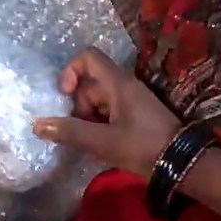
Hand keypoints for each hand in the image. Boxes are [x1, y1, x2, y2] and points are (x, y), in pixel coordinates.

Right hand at [32, 49, 180, 177]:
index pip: (88, 57)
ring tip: (87, 141)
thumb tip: (38, 124)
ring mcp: (132, 101)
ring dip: (87, 117)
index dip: (71, 71)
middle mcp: (125, 86)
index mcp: (118, 84)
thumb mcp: (103, 141)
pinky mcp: (136, 116)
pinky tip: (98, 144)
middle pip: (90, 83)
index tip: (66, 96)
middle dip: (77, 104)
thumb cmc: (142, 147)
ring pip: (99, 100)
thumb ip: (71, 132)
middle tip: (77, 129)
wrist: (182, 163)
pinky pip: (110, 111)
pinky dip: (99, 123)